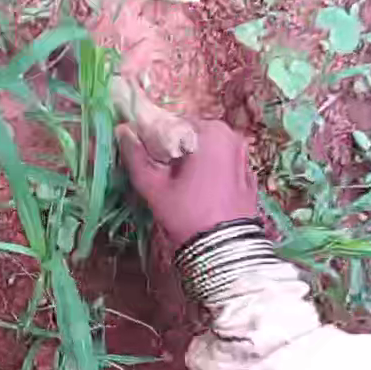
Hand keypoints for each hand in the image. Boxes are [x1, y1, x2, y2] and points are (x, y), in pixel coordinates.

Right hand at [117, 119, 257, 249]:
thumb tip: (122, 131)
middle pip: (192, 134)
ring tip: (177, 184)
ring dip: (191, 159)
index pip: (172, 122)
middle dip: (174, 149)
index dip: (154, 138)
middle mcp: (231, 136)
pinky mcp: (248, 173)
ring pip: (207, 149)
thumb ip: (136, 156)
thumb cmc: (186, 214)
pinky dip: (208, 170)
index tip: (144, 158)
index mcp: (209, 132)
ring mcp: (243, 155)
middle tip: (159, 173)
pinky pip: (222, 163)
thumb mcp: (154, 186)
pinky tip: (197, 191)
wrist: (223, 247)